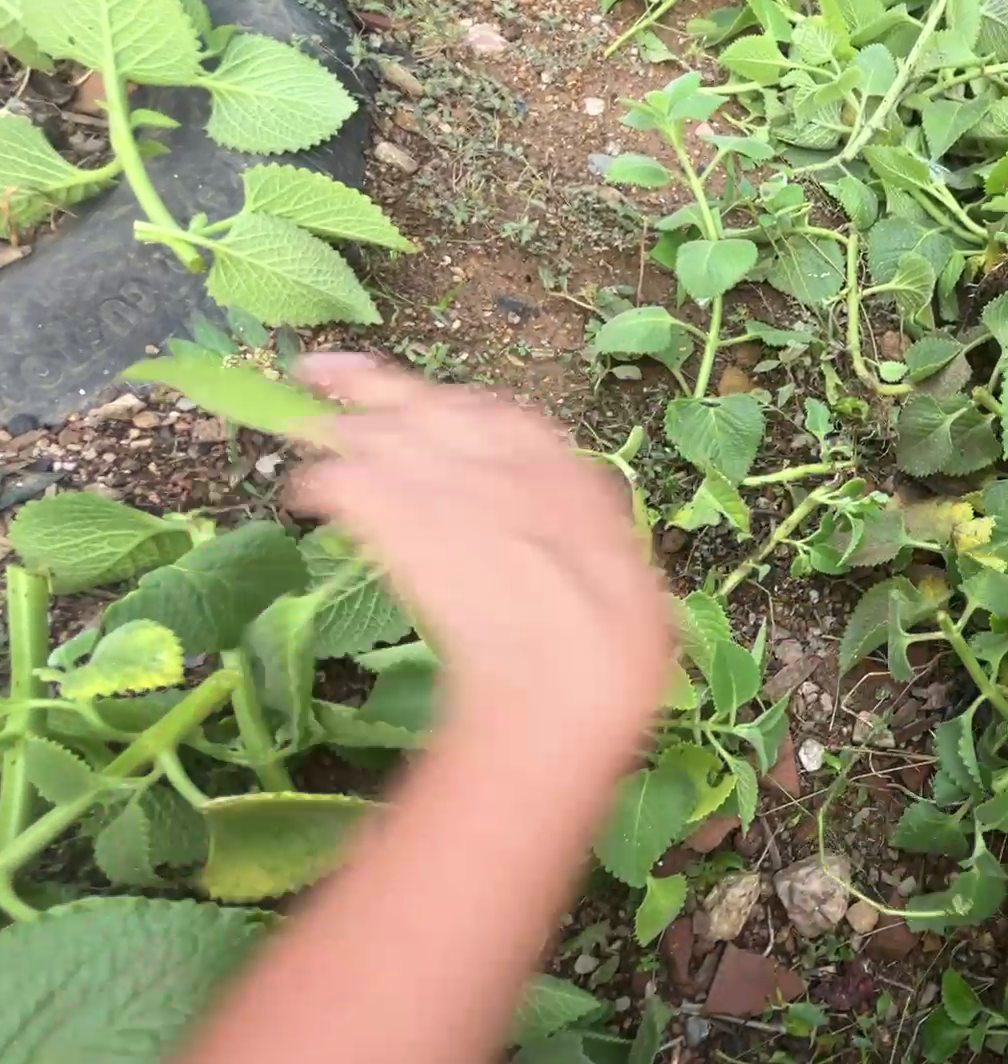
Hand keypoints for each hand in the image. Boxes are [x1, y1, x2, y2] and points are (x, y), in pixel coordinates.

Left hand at [289, 354, 671, 736]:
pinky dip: (329, 484)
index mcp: (580, 487)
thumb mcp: (636, 591)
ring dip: (349, 428)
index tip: (445, 403)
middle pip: (443, 414)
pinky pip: (356, 489)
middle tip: (330, 370)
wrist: (565, 697)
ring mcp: (462, 497)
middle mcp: (520, 475)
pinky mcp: (409, 534)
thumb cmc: (620, 654)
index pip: (520, 426)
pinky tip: (310, 490)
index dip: (473, 410)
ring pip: (391, 438)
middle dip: (388, 390)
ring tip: (310, 425)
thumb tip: (581, 537)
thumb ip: (600, 547)